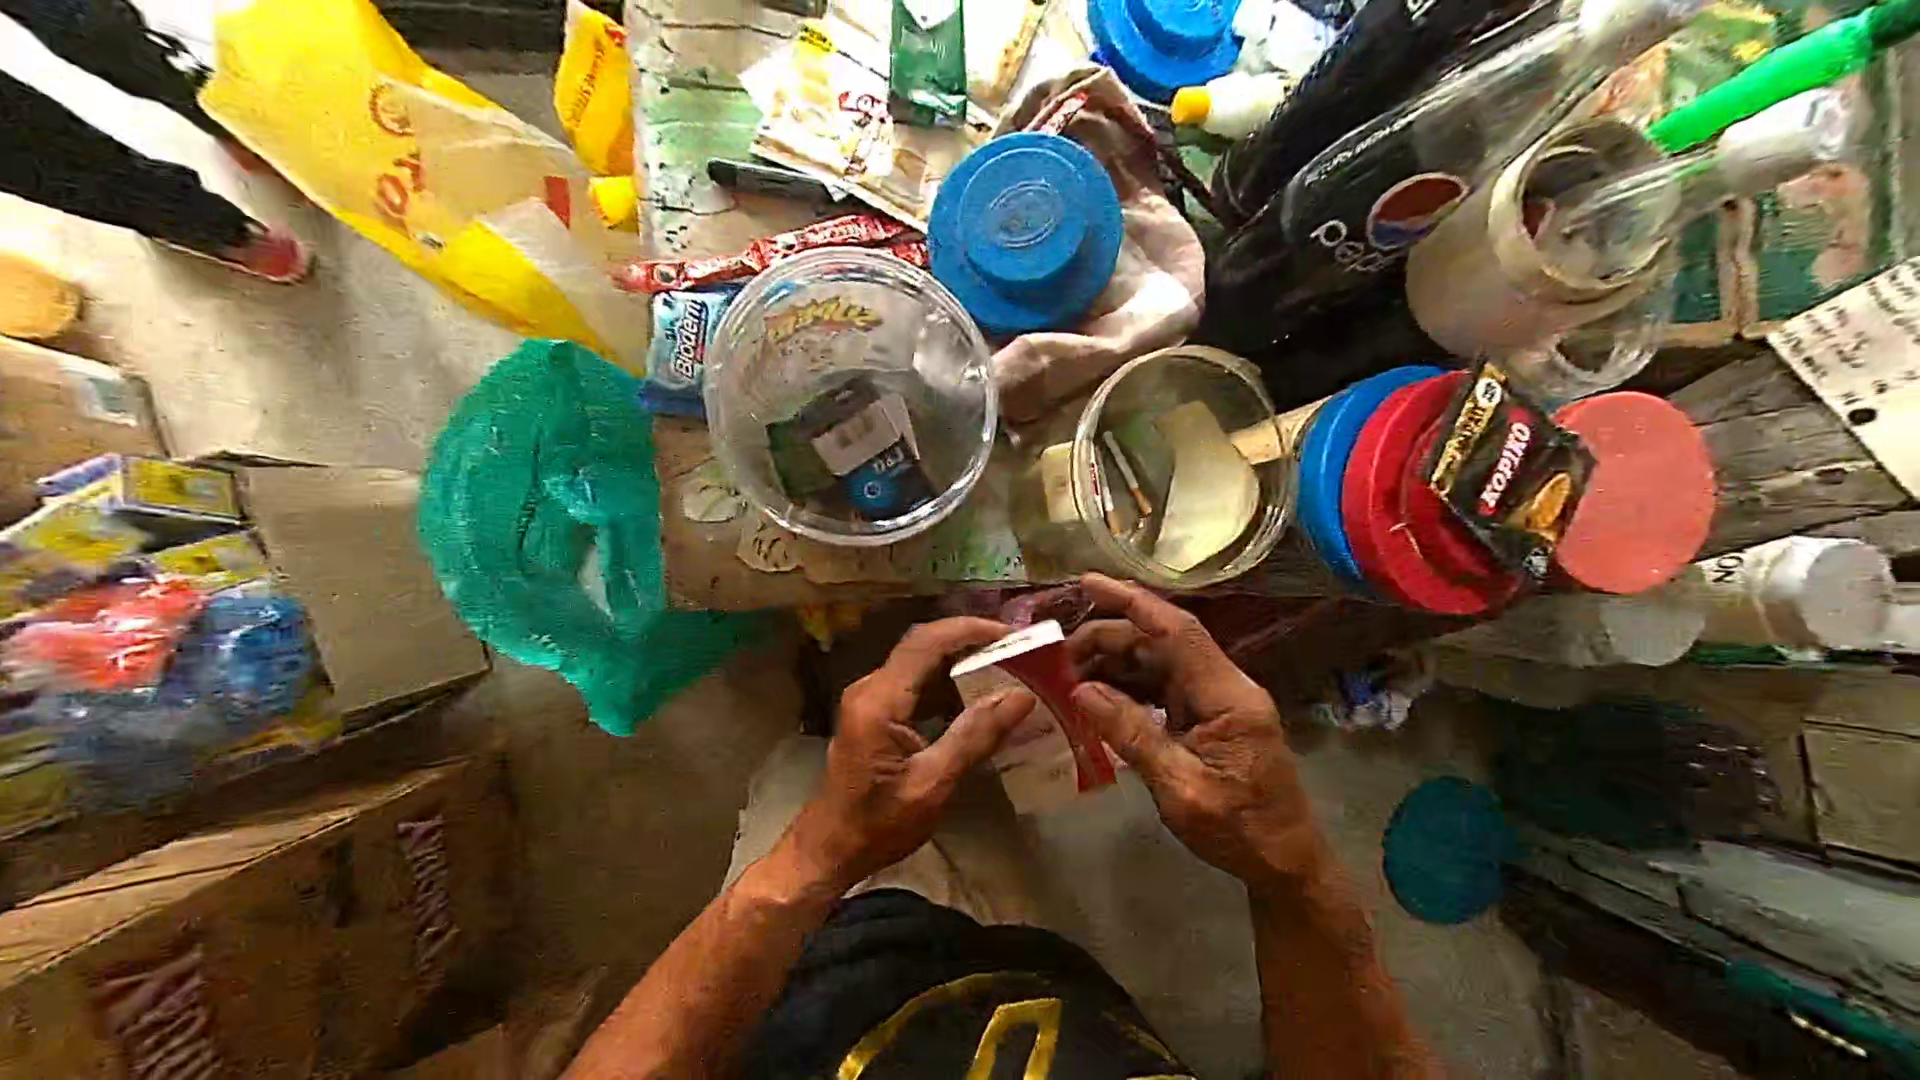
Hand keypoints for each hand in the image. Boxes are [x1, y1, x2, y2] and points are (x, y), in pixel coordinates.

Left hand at [786, 618, 1035, 889]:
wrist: (830, 849)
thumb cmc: (878, 824)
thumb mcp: (933, 784)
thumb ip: (975, 736)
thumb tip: (1021, 697)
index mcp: (879, 701)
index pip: (926, 643)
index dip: (969, 630)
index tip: (1010, 634)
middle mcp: (870, 688)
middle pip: (923, 645)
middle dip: (969, 640)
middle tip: (1015, 648)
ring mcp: (869, 697)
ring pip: (920, 661)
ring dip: (960, 659)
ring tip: (1004, 666)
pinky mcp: (874, 711)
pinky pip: (914, 682)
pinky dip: (946, 681)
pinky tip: (975, 694)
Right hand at [1067, 574, 1319, 887]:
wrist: (1284, 865)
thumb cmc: (1241, 831)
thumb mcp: (1180, 789)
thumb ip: (1131, 735)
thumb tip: (1082, 691)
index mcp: (1228, 696)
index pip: (1177, 631)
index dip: (1131, 601)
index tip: (1088, 582)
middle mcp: (1223, 686)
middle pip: (1160, 643)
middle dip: (1108, 639)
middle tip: (1060, 655)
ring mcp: (1214, 700)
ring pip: (1156, 662)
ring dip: (1113, 663)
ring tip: (1069, 674)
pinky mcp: (1206, 716)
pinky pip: (1160, 687)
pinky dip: (1126, 687)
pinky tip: (1096, 696)